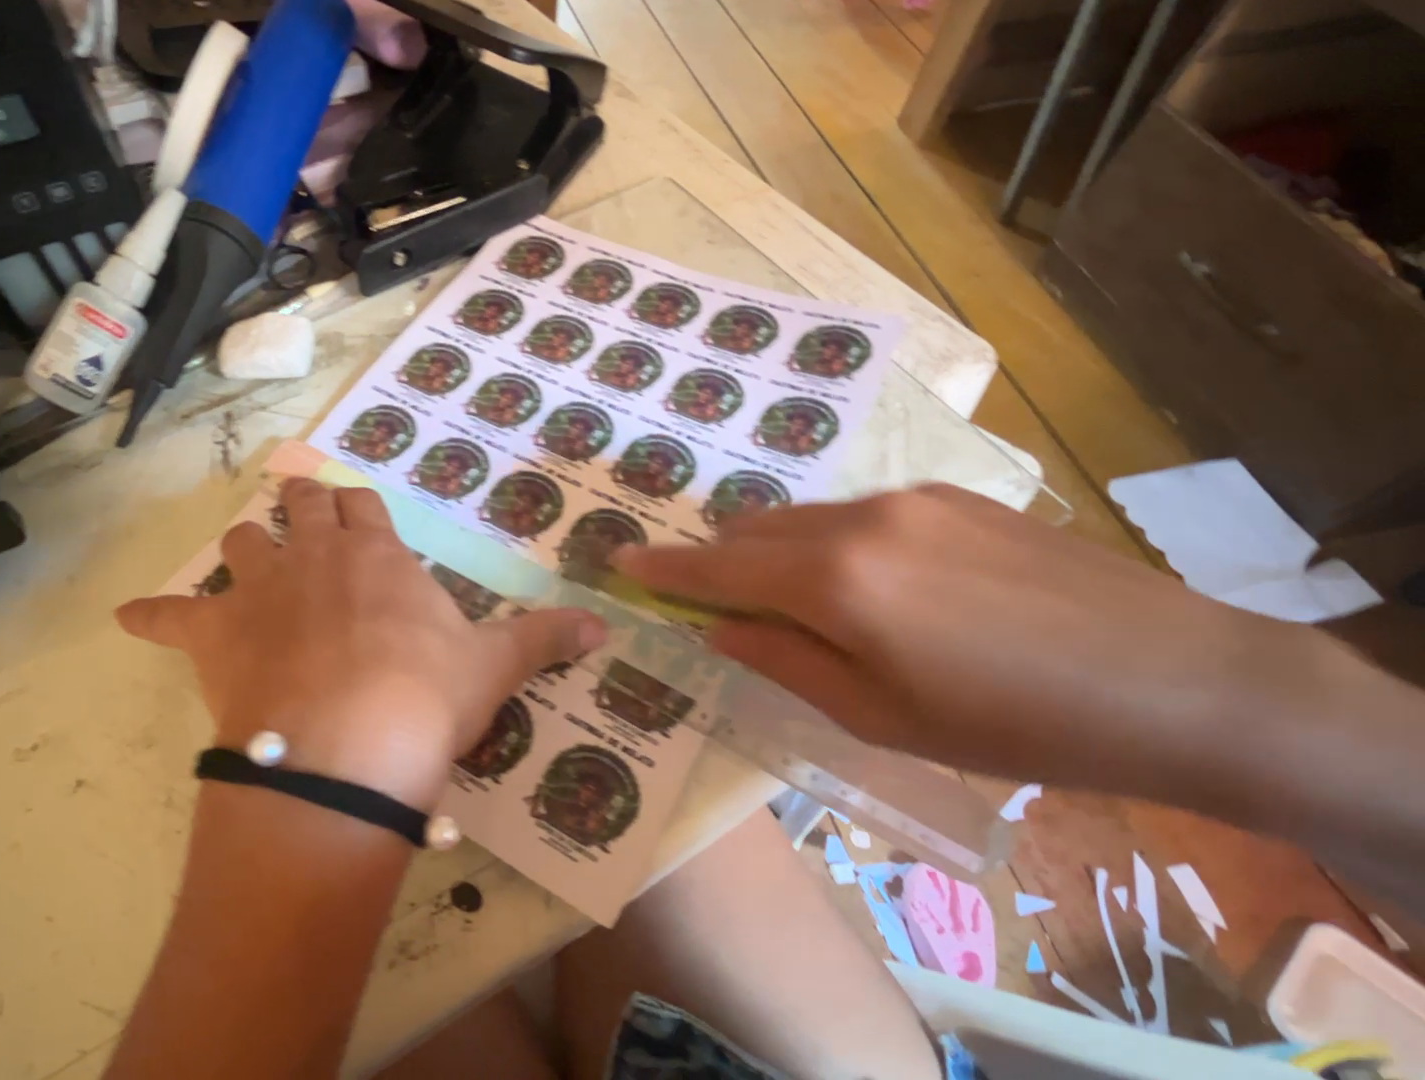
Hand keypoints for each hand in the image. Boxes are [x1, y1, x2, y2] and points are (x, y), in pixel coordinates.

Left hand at [118, 478, 606, 809]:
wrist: (351, 745)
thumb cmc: (425, 697)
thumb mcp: (494, 667)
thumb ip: (545, 639)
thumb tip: (607, 627)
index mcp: (377, 556)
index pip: (362, 507)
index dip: (356, 506)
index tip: (352, 509)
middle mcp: (314, 557)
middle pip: (298, 510)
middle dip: (300, 506)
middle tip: (298, 509)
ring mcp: (259, 591)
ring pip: (240, 546)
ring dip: (242, 549)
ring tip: (243, 559)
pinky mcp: (214, 636)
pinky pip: (171, 618)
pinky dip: (151, 616)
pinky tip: (127, 618)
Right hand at [612, 485, 1352, 801]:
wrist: (1178, 680)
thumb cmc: (1008, 723)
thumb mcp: (874, 714)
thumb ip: (779, 659)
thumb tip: (716, 626)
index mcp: (832, 581)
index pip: (716, 567)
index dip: (661, 568)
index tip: (617, 560)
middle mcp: (859, 520)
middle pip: (753, 529)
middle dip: (717, 560)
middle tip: (707, 601)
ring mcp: (911, 498)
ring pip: (805, 517)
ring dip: (775, 552)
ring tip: (794, 603)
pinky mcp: (957, 496)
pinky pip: (859, 512)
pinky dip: (831, 543)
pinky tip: (872, 587)